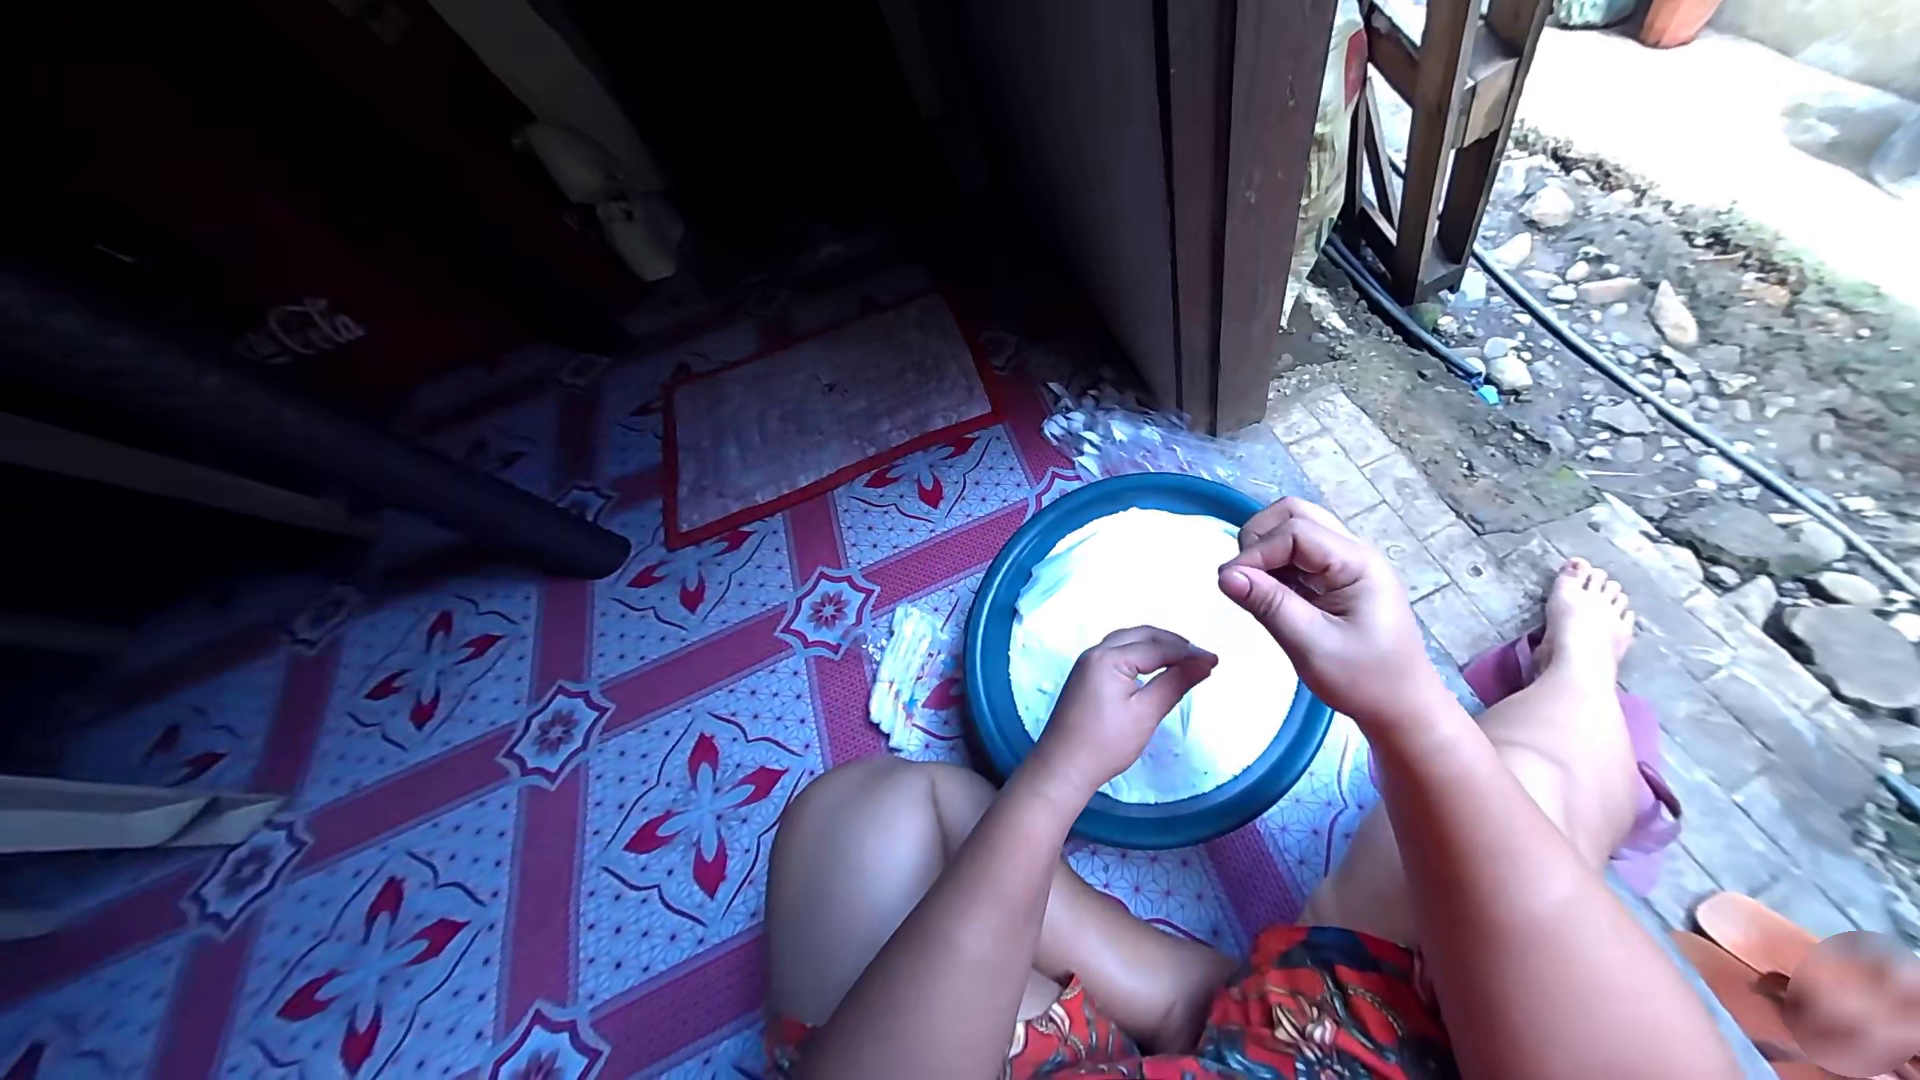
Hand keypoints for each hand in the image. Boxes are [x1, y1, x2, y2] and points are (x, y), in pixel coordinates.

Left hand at [1024, 627, 1215, 802]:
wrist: (1063, 766)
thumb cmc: (1106, 743)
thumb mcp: (1146, 713)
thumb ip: (1175, 683)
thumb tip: (1204, 662)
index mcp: (1108, 657)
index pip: (1157, 647)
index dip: (1188, 653)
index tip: (1216, 661)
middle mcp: (1095, 652)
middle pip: (1140, 635)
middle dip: (1172, 642)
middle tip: (1201, 657)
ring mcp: (1087, 662)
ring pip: (1127, 641)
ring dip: (1155, 645)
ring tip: (1183, 660)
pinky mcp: (1085, 675)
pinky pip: (1117, 652)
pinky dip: (1139, 654)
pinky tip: (1154, 667)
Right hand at [1215, 497, 1445, 730]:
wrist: (1401, 709)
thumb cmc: (1364, 680)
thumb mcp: (1311, 646)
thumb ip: (1268, 605)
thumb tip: (1224, 575)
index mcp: (1357, 563)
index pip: (1294, 531)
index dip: (1255, 552)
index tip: (1229, 584)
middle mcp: (1352, 552)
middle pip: (1293, 515)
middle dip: (1257, 540)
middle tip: (1243, 580)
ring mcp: (1343, 563)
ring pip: (1292, 528)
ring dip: (1263, 550)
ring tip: (1255, 587)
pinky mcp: (1332, 577)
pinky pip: (1294, 553)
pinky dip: (1272, 565)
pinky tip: (1268, 594)